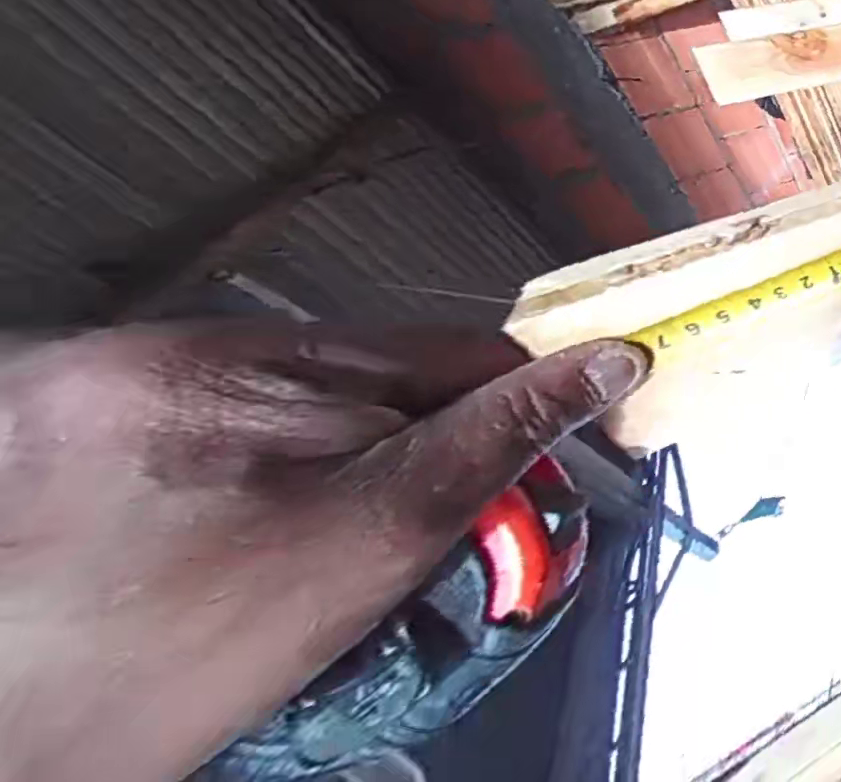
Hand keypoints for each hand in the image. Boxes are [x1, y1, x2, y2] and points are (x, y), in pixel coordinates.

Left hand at [0, 321, 648, 781]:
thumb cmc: (190, 651)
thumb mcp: (378, 537)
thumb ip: (506, 432)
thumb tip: (617, 359)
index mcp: (247, 362)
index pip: (457, 350)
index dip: (518, 400)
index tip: (531, 465)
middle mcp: (164, 345)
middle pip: (384, 370)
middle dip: (430, 434)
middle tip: (428, 516)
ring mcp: (102, 383)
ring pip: (317, 397)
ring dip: (359, 450)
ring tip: (339, 528)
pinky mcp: (66, 425)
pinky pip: (238, 420)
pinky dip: (279, 464)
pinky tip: (258, 522)